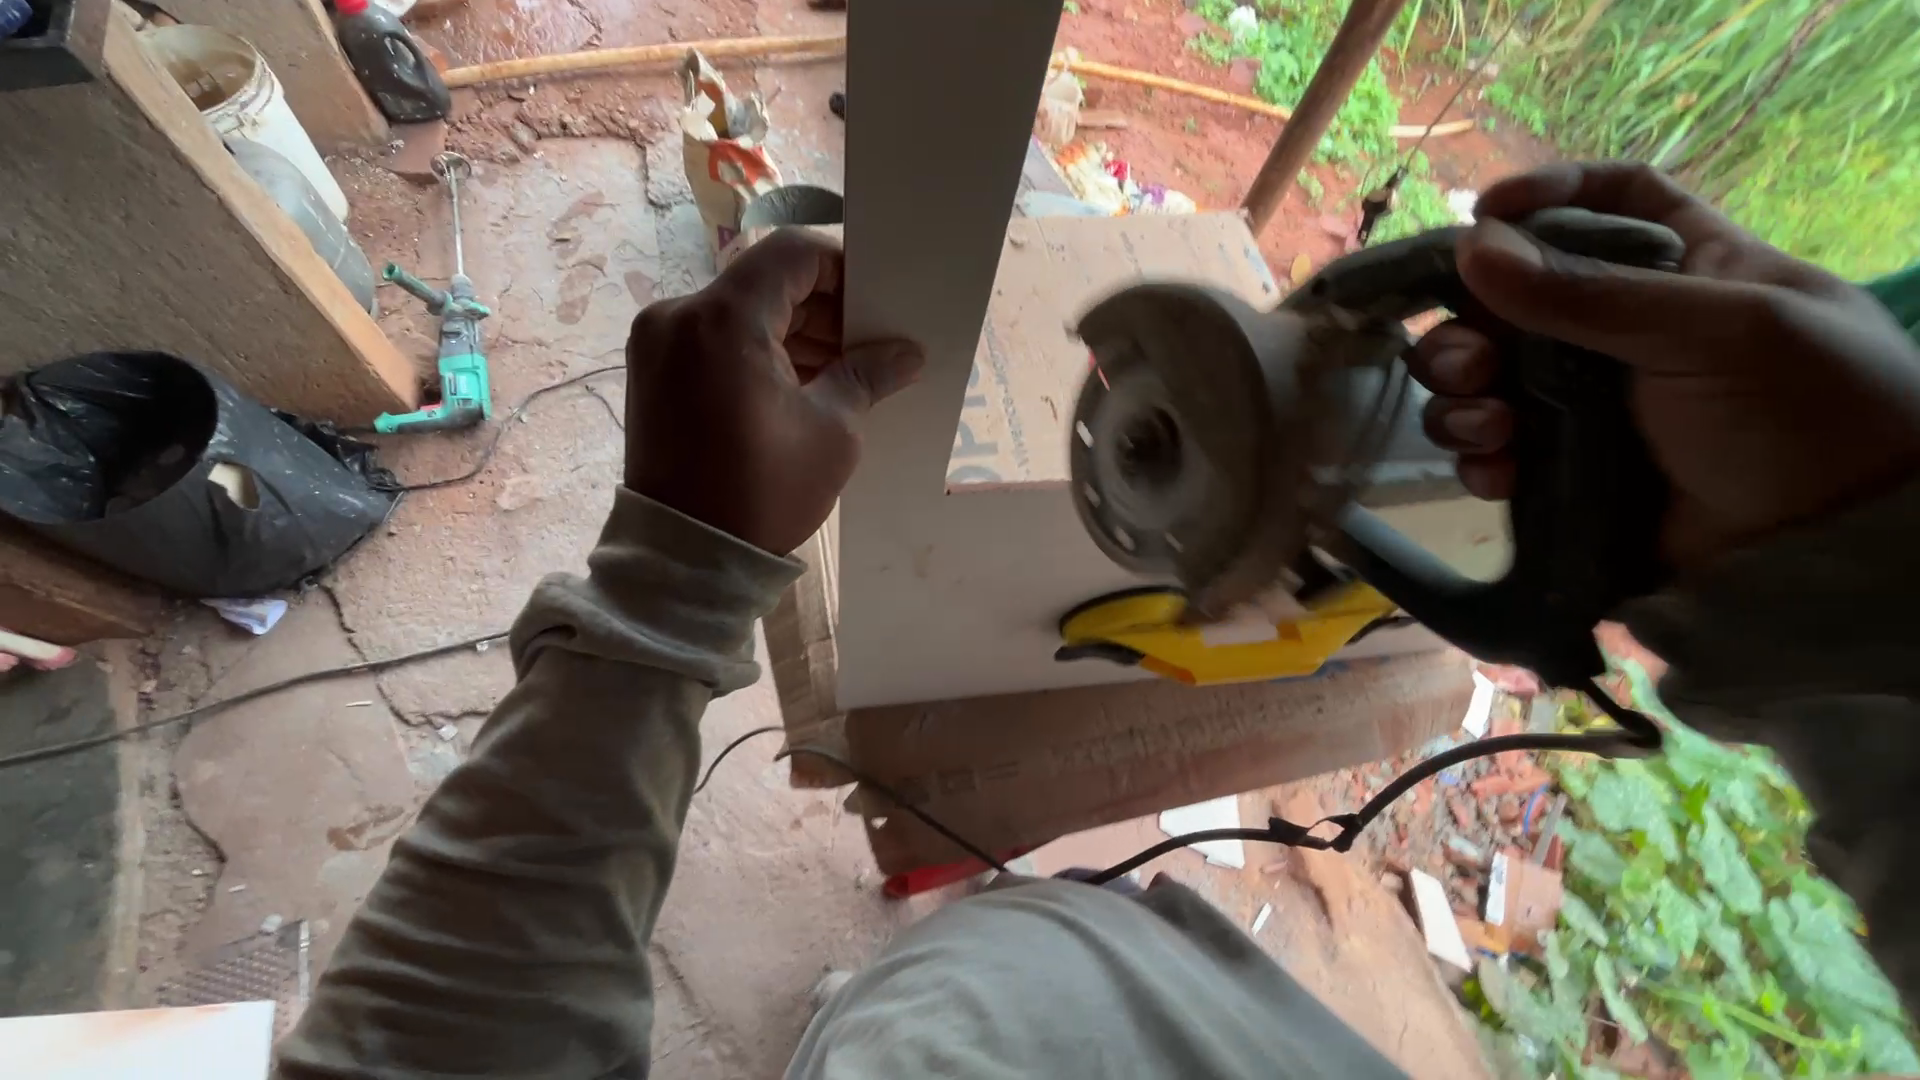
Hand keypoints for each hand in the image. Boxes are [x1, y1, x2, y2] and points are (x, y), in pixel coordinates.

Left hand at [623, 229, 925, 554]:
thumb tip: (907, 352)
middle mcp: (678, 316)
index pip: (793, 254)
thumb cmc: (763, 494)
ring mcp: (658, 344)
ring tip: (843, 369)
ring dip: (794, 331)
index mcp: (722, 321)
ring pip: (742, 311)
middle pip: (766, 282)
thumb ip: (866, 375)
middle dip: (825, 308)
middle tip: (870, 343)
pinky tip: (801, 383)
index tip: (878, 300)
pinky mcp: (654, 373)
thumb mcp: (832, 432)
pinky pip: (717, 341)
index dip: (844, 267)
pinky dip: (760, 351)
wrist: (686, 561)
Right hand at [1409, 161, 1919, 568]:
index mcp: (1677, 270)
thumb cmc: (1804, 414)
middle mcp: (1611, 331)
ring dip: (1460, 403)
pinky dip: (1475, 460)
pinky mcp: (1550, 466)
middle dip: (1464, 333)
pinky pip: (1482, 450)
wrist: (1821, 550)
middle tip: (1470, 366)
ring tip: (1489, 430)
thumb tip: (1471, 246)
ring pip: (1476, 382)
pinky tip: (1498, 473)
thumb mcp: (1717, 332)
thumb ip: (1590, 291)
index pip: (1609, 203)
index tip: (1481, 215)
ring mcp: (1573, 403)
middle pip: (1504, 304)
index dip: (1545, 196)